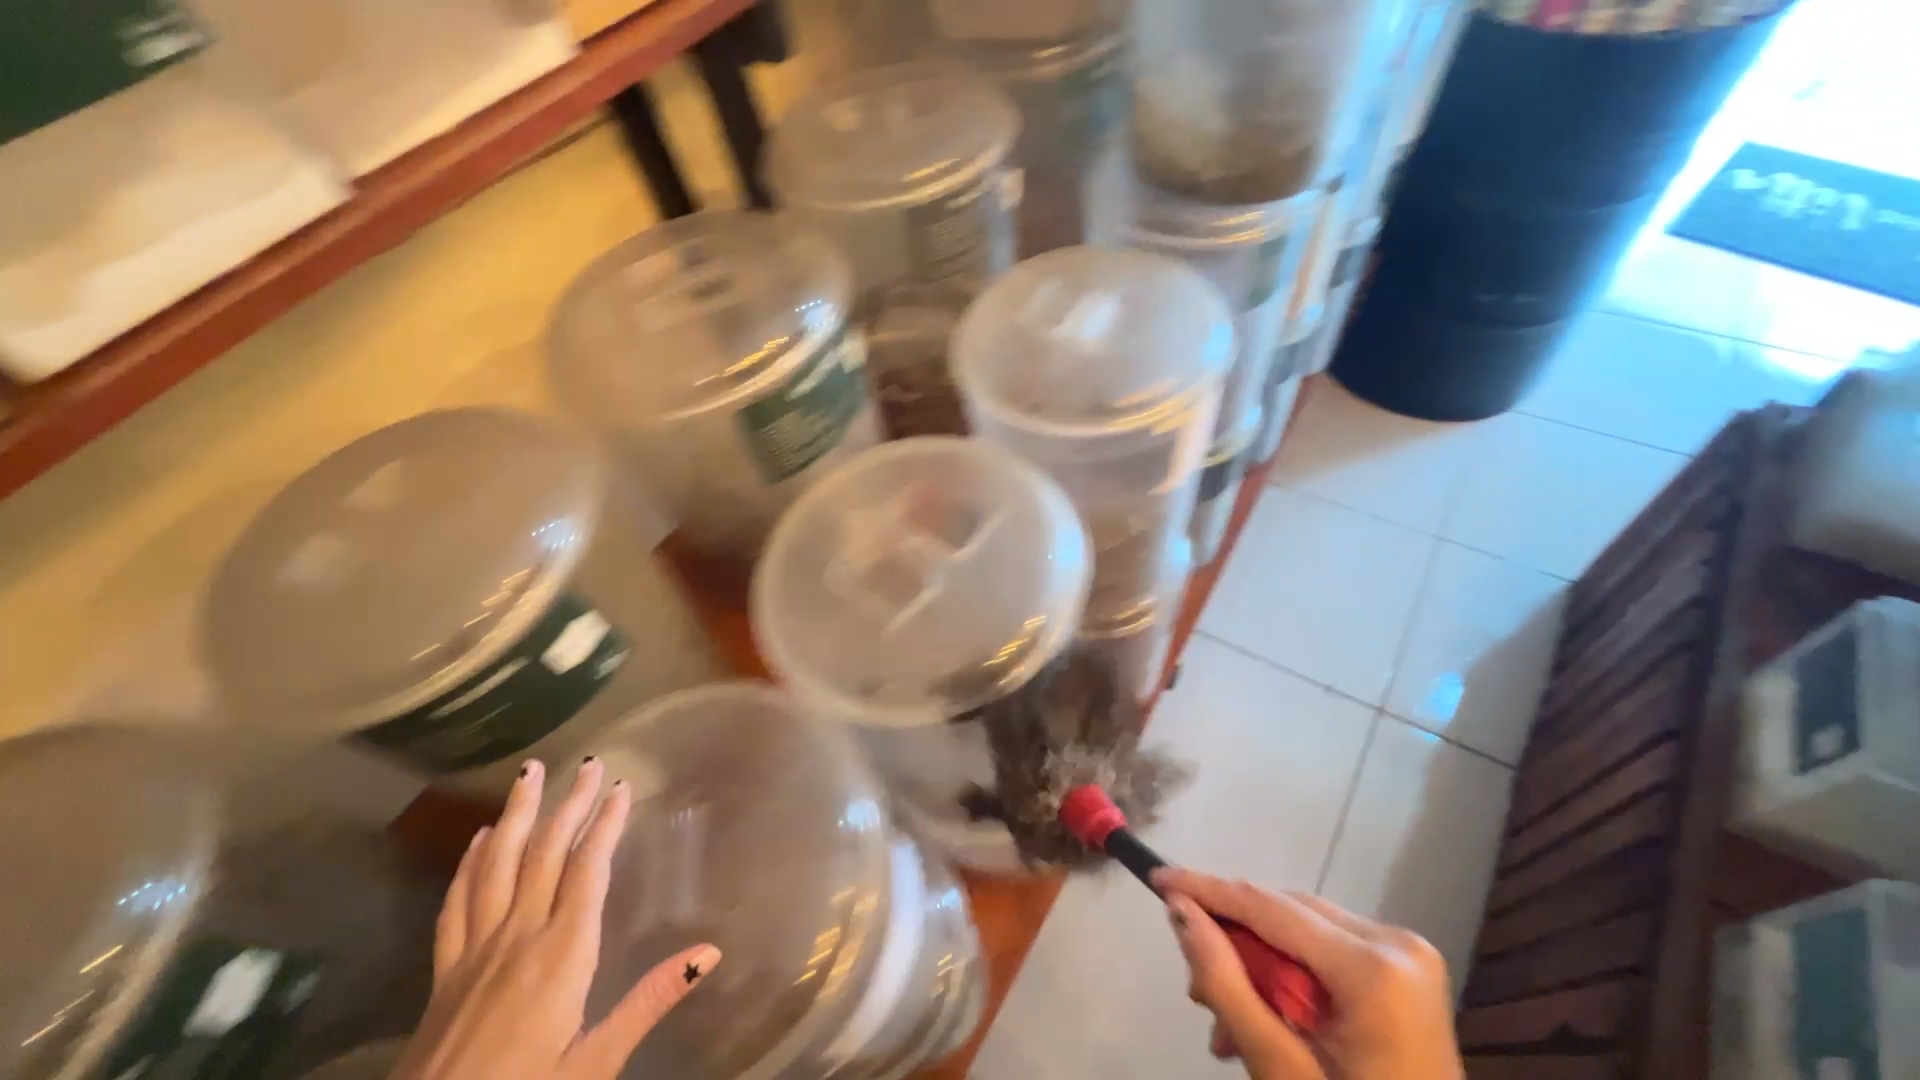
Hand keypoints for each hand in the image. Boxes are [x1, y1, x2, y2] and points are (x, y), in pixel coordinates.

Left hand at [392, 758, 720, 1079]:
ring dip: (517, 815)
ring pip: (497, 865)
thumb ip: (649, 1002)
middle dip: (568, 804)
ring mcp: (475, 951)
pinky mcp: (445, 972)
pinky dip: (470, 863)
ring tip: (528, 774)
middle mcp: (518, 938)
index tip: (622, 787)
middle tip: (587, 763)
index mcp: (562, 955)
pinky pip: (456, 902)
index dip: (606, 825)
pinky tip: (480, 839)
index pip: (588, 871)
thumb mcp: (596, 1063)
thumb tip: (710, 951)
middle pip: (545, 854)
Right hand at [1153, 868, 1461, 1079]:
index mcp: (1374, 969)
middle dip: (1232, 942)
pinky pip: (1327, 949)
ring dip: (1256, 963)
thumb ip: (1225, 983)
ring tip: (1228, 1025)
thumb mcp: (1278, 1067)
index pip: (1268, 907)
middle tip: (1196, 995)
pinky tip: (1268, 1016)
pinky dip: (1289, 973)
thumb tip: (1179, 911)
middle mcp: (1396, 942)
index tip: (1156, 878)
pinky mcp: (1406, 969)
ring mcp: (1407, 954)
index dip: (1206, 889)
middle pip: (1285, 914)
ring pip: (1301, 929)